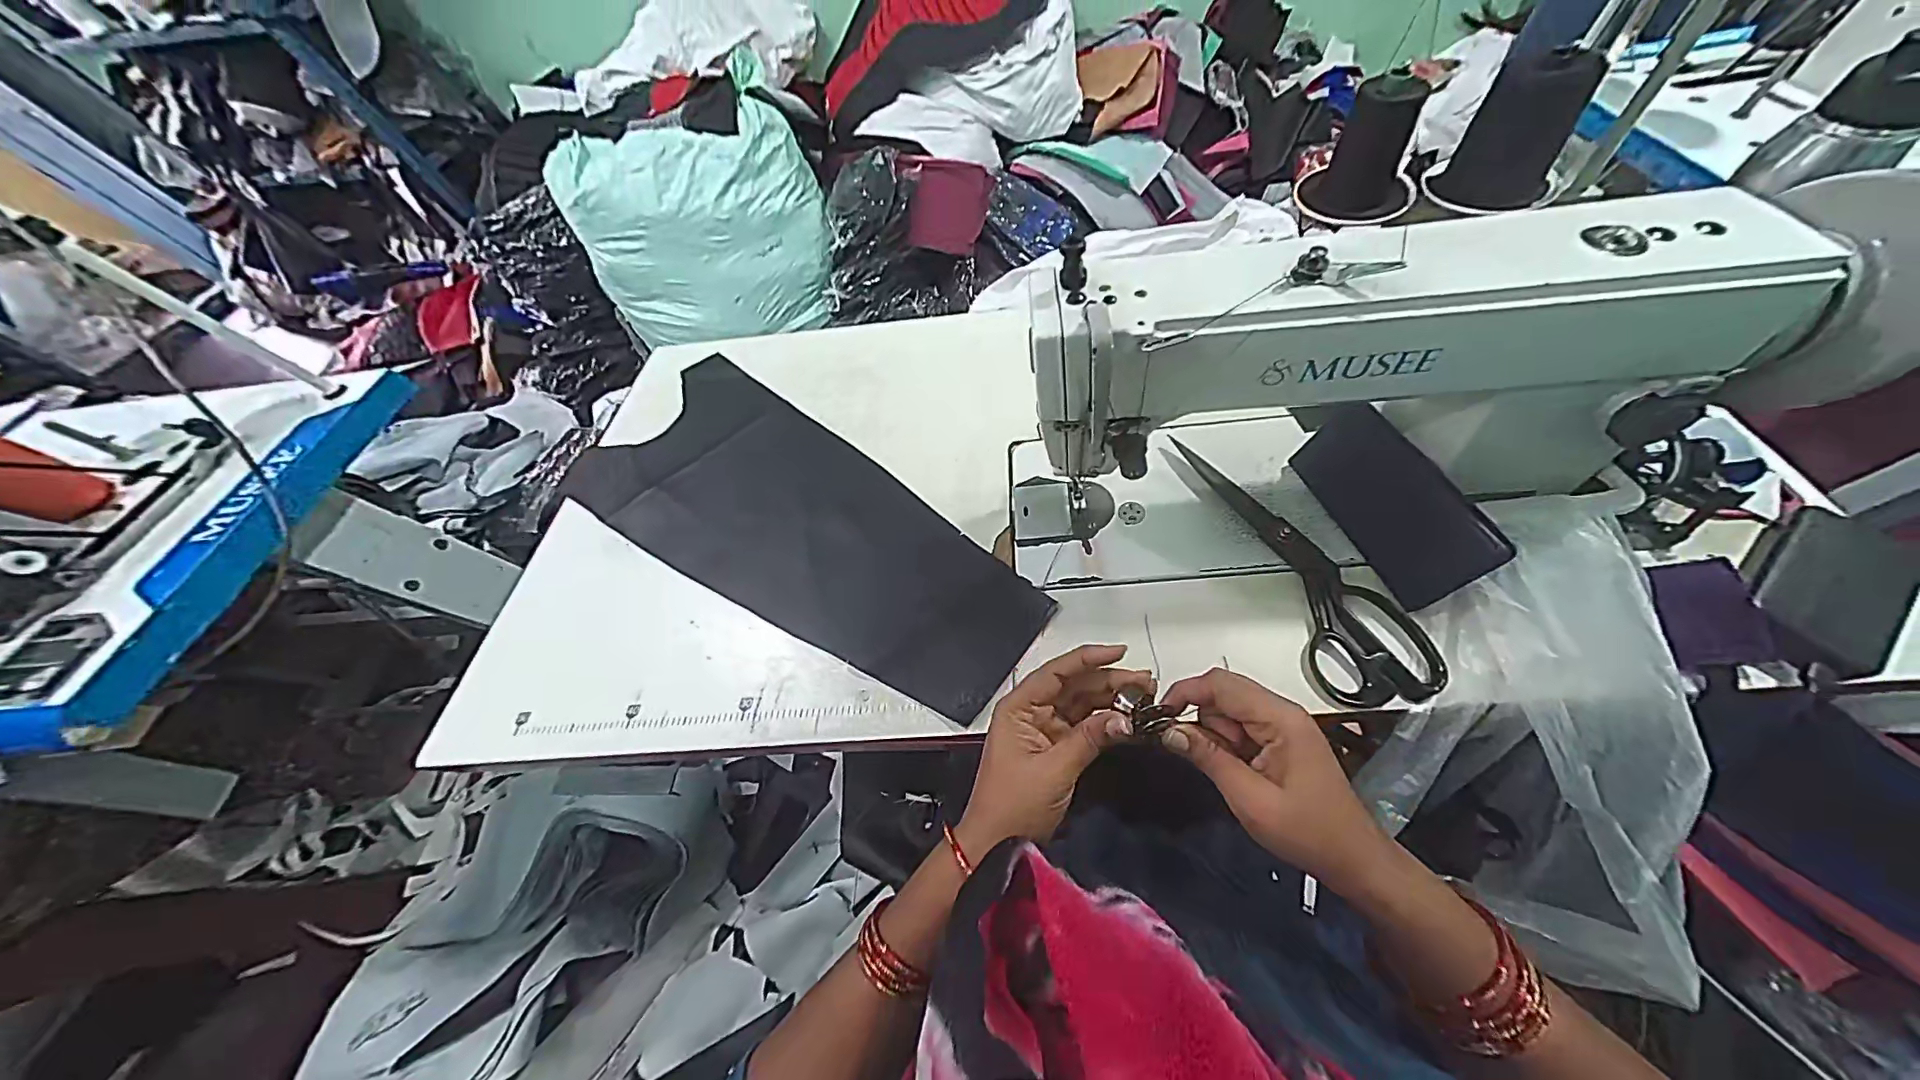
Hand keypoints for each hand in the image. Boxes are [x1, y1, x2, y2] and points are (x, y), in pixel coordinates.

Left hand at [955, 645, 1150, 855]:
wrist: (996, 844)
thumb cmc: (1012, 805)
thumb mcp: (1054, 769)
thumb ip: (1089, 739)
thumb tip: (1125, 718)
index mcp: (1019, 707)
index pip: (1057, 672)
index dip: (1089, 659)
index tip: (1120, 652)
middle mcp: (1031, 711)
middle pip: (1074, 686)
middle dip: (1109, 680)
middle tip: (1146, 682)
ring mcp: (1045, 728)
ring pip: (1082, 703)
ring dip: (1112, 699)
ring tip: (1145, 696)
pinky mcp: (1056, 747)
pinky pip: (1085, 725)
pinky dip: (1106, 722)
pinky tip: (1130, 719)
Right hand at [1155, 668, 1393, 894]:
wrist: (1353, 859)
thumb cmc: (1309, 832)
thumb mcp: (1250, 799)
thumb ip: (1208, 758)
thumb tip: (1170, 730)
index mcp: (1280, 719)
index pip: (1221, 684)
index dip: (1185, 692)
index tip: (1160, 716)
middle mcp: (1282, 713)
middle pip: (1223, 692)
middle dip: (1199, 718)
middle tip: (1191, 752)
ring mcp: (1282, 725)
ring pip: (1228, 711)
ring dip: (1213, 735)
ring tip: (1228, 773)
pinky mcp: (1279, 740)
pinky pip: (1239, 727)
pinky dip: (1226, 744)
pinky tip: (1235, 771)